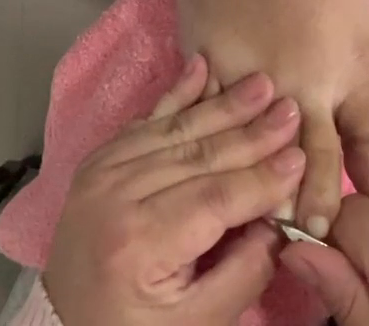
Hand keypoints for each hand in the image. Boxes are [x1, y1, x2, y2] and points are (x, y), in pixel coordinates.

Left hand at [43, 55, 306, 325]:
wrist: (66, 321)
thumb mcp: (196, 323)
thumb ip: (242, 272)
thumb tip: (279, 220)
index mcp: (140, 242)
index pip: (214, 199)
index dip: (261, 177)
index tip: (302, 155)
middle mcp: (117, 195)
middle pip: (197, 155)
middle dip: (250, 131)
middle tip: (290, 107)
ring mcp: (103, 170)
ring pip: (175, 130)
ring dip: (221, 105)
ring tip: (261, 84)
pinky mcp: (100, 158)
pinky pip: (145, 120)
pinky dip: (176, 94)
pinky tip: (200, 67)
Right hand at [172, 0, 368, 240]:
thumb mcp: (353, 7)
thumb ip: (353, 79)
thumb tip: (360, 135)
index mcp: (363, 68)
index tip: (356, 233)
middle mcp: (315, 85)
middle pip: (310, 179)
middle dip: (305, 217)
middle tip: (295, 249)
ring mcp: (255, 73)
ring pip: (251, 162)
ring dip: (248, 193)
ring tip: (241, 225)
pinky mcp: (202, 52)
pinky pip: (205, 120)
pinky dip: (202, 145)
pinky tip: (190, 170)